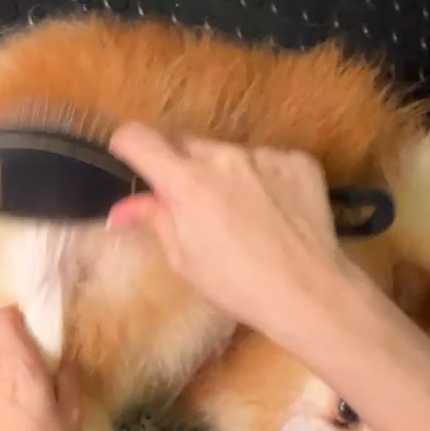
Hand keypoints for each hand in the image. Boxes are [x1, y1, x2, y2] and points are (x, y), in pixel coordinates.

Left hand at [0, 307, 83, 430]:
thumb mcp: (73, 421)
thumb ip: (67, 381)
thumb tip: (63, 361)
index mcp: (17, 371)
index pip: (2, 319)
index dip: (18, 317)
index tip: (37, 330)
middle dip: (19, 353)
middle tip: (40, 379)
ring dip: (5, 375)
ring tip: (24, 407)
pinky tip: (8, 423)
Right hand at [107, 123, 368, 338]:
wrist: (309, 292)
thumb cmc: (235, 284)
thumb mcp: (182, 259)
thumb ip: (153, 220)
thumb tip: (119, 210)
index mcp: (186, 182)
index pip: (139, 139)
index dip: (126, 144)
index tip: (126, 156)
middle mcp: (224, 157)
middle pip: (185, 146)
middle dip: (178, 168)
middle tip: (189, 205)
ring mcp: (265, 155)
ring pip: (227, 154)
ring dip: (221, 174)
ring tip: (238, 214)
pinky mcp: (298, 160)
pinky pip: (265, 161)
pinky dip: (259, 179)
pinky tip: (270, 212)